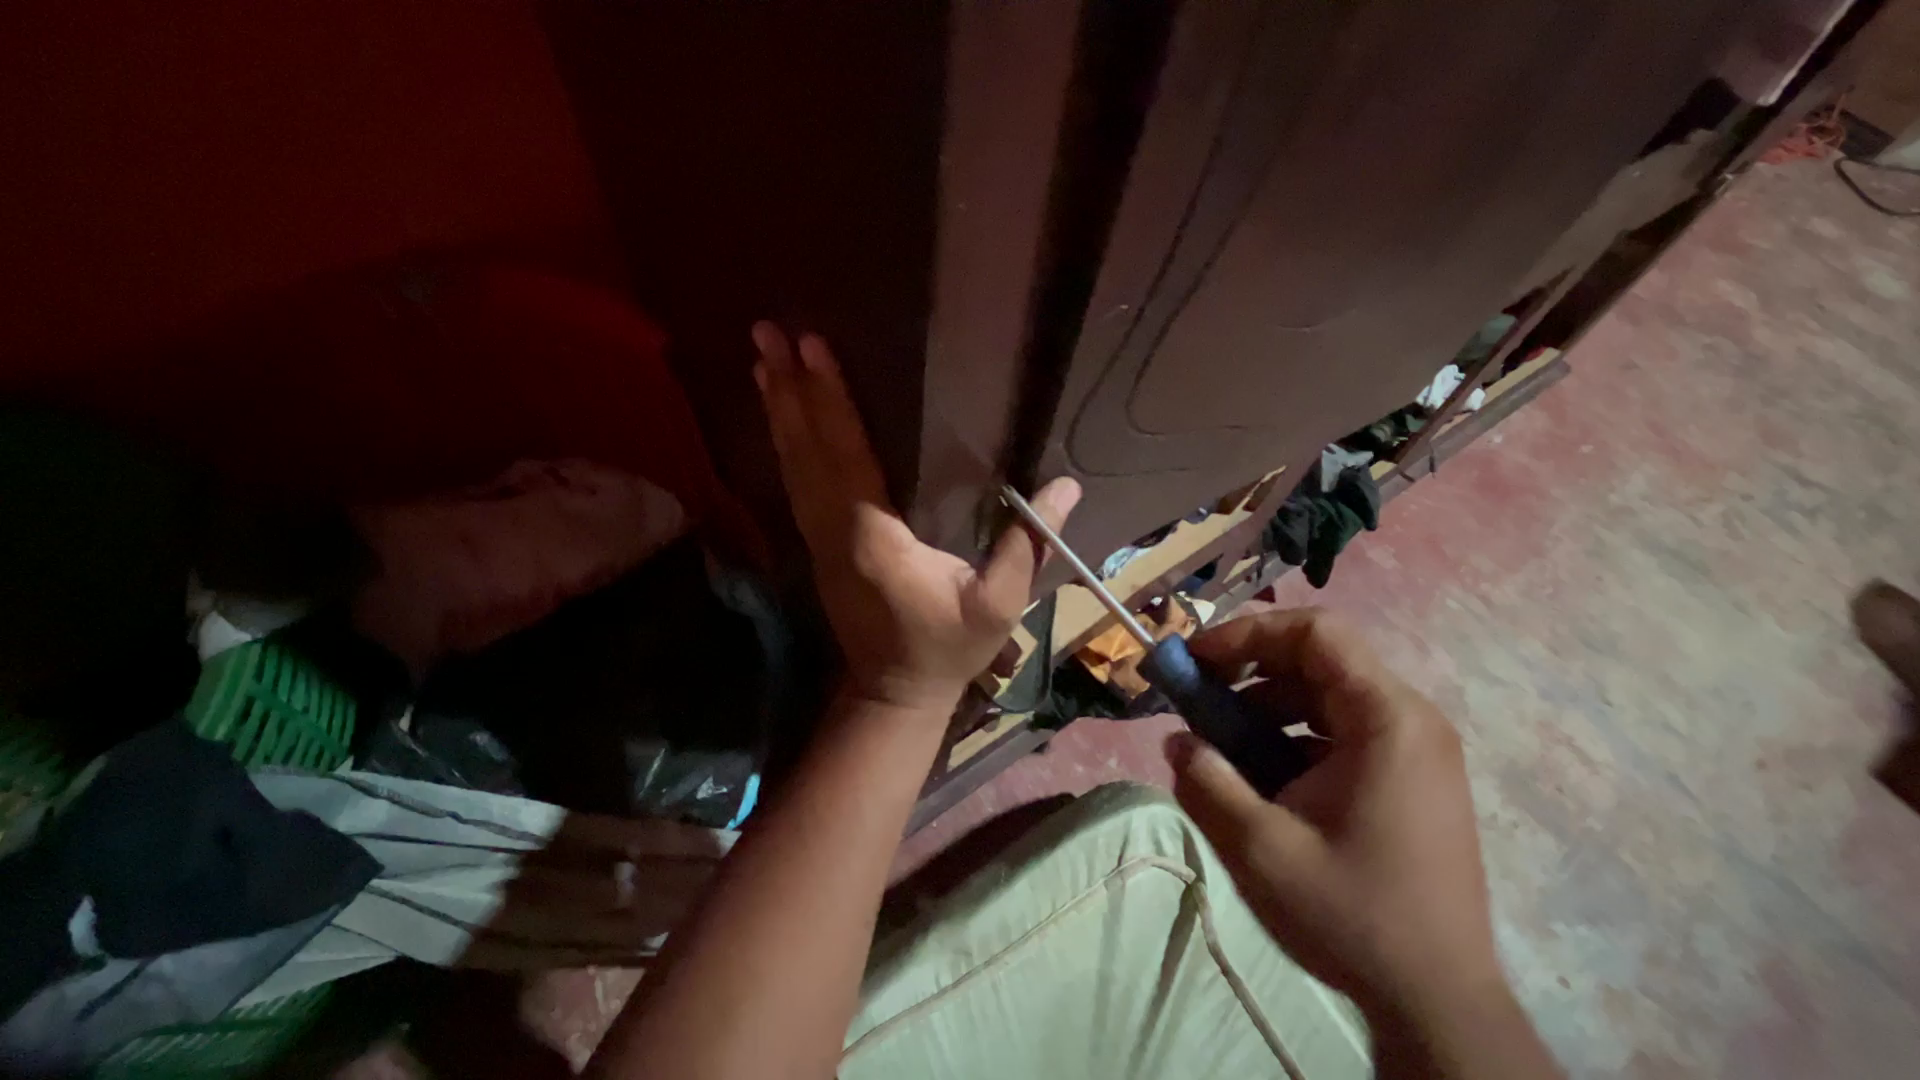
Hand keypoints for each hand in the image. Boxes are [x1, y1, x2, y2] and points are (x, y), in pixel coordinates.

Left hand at [752, 322, 1079, 712]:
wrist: (893, 693)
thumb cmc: (946, 649)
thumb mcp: (998, 605)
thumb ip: (1027, 546)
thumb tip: (1067, 487)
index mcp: (876, 540)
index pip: (848, 457)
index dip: (830, 402)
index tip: (812, 350)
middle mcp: (836, 532)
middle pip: (808, 451)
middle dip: (789, 390)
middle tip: (767, 331)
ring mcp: (819, 540)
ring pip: (793, 465)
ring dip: (778, 410)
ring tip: (762, 358)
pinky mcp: (818, 546)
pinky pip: (795, 484)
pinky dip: (785, 443)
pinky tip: (778, 416)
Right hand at [1168, 608, 1500, 1018]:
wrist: (1437, 999)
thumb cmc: (1352, 914)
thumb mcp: (1260, 848)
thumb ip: (1208, 782)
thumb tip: (1176, 740)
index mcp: (1387, 719)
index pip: (1316, 632)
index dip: (1247, 633)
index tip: (1195, 661)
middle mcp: (1411, 720)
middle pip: (1322, 660)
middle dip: (1250, 671)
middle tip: (1197, 700)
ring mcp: (1418, 751)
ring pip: (1330, 696)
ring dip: (1269, 707)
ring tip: (1222, 744)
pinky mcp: (1413, 780)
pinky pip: (1345, 733)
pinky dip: (1296, 737)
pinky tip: (1264, 779)